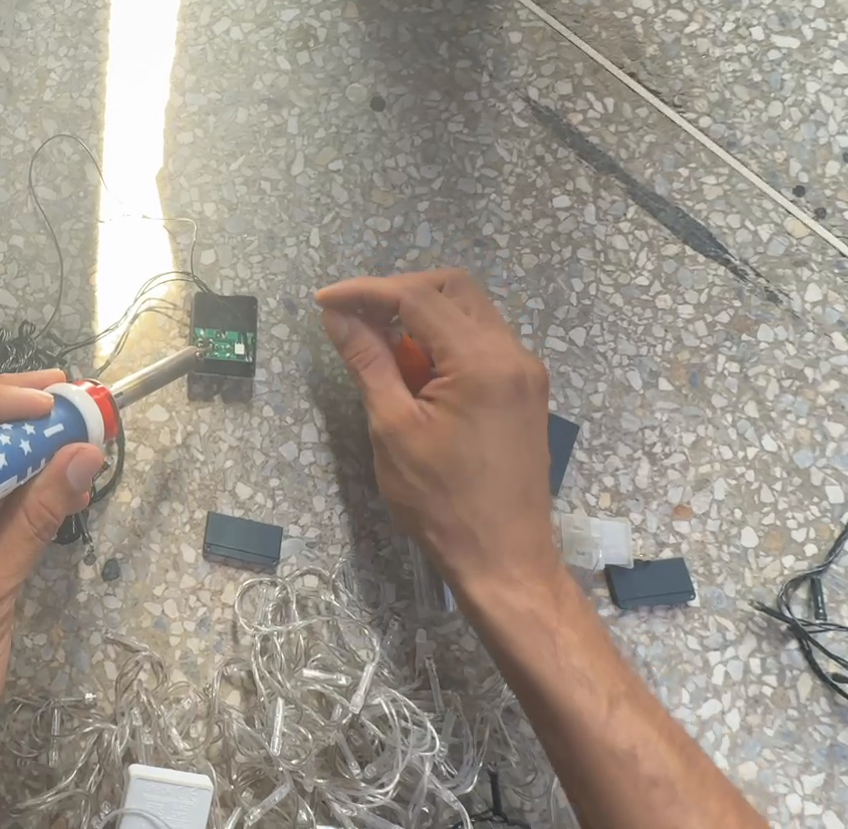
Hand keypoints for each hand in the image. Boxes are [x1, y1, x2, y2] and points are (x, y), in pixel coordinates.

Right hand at [315, 270, 557, 596]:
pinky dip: (437, 340)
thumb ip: (367, 360)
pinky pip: (477, 341)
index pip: (418, 298)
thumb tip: (336, 315)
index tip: (324, 301)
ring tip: (373, 343)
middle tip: (353, 315)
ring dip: (417, 316)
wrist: (503, 559)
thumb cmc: (440, 499)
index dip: (365, 291)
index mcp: (483, 362)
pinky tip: (408, 368)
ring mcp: (523, 372)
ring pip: (466, 312)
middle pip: (452, 289)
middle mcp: (513, 355)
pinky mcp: (521, 390)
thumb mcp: (391, 426)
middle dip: (396, 293)